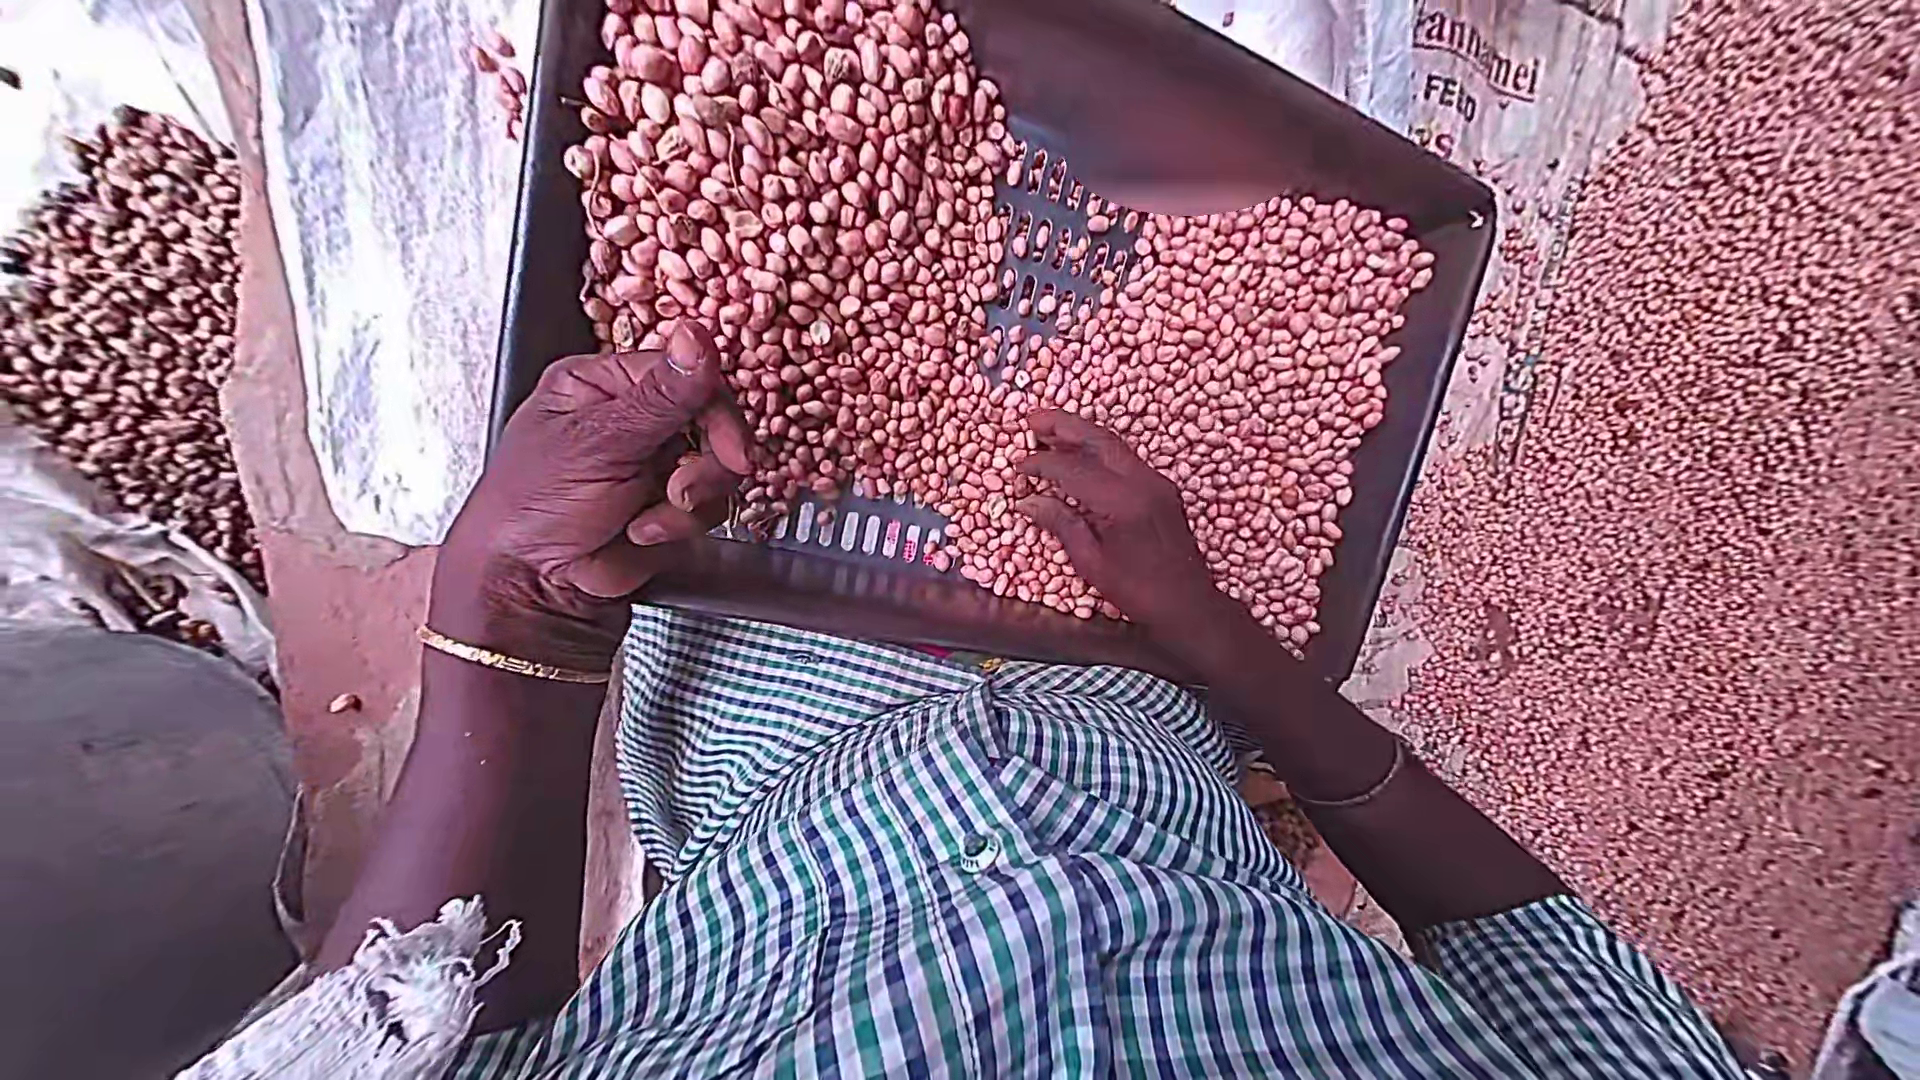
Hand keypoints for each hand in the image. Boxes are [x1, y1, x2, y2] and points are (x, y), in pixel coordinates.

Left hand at [431, 321, 751, 670]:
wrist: (534, 585)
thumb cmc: (537, 505)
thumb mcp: (599, 442)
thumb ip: (661, 397)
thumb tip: (699, 336)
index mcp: (606, 386)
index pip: (687, 377)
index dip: (716, 413)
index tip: (732, 450)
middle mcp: (638, 419)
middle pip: (713, 424)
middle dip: (706, 466)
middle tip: (683, 492)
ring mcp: (659, 463)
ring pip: (718, 469)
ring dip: (690, 503)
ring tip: (649, 521)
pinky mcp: (674, 503)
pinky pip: (710, 505)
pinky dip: (682, 525)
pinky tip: (644, 533)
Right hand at [1014, 409, 1231, 634]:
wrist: (1189, 603)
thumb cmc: (1138, 591)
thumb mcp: (1091, 562)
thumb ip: (1061, 524)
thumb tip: (1029, 502)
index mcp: (1123, 502)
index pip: (1074, 468)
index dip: (1042, 463)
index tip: (1019, 466)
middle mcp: (1144, 482)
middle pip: (1098, 439)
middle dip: (1063, 425)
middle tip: (1031, 419)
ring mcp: (1156, 482)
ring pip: (1113, 444)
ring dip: (1080, 433)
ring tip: (1049, 429)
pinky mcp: (1161, 488)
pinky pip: (1124, 458)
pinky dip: (1097, 450)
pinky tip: (1078, 454)